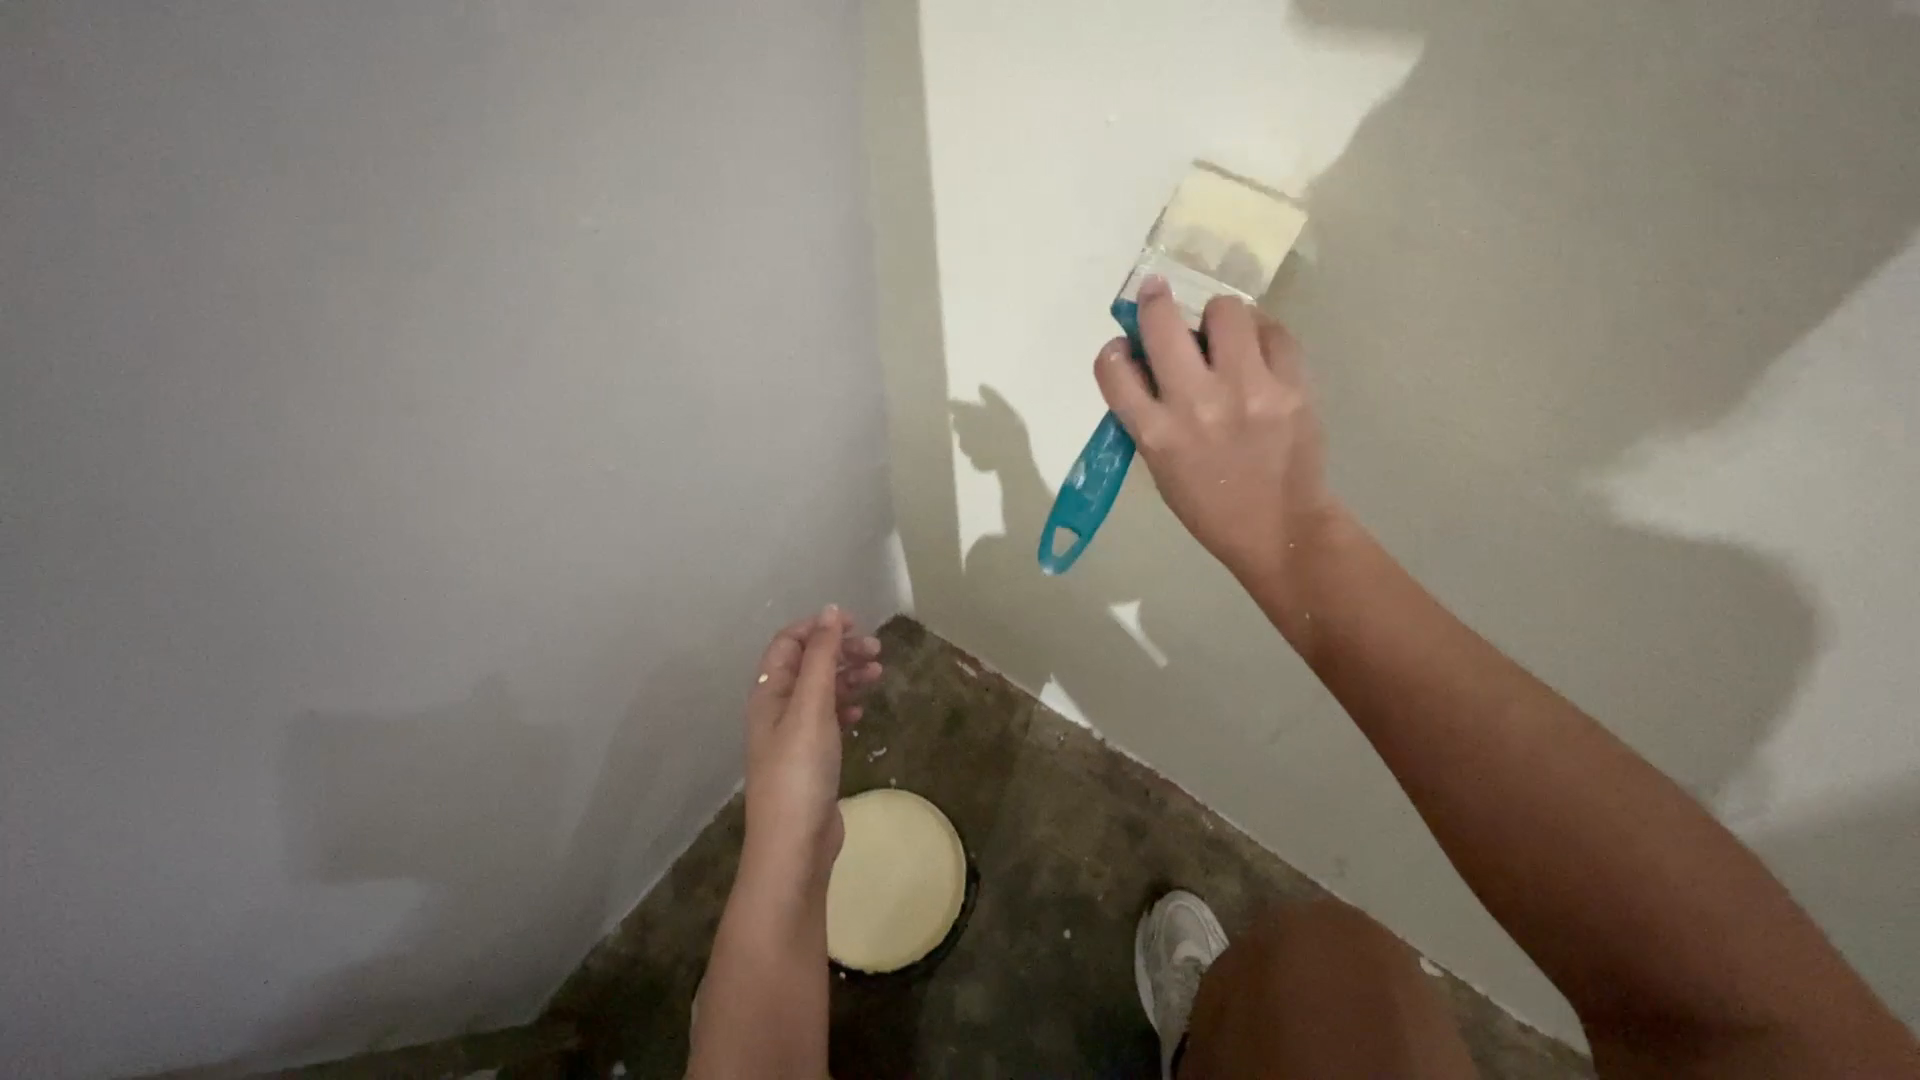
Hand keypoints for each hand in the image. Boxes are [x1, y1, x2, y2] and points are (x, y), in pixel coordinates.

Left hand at [741, 606, 882, 883]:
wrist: (794, 844)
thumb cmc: (800, 770)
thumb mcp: (811, 706)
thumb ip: (821, 657)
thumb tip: (830, 611)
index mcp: (769, 692)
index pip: (789, 643)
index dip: (819, 628)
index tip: (856, 625)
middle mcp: (777, 709)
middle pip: (808, 665)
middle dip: (840, 651)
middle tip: (877, 651)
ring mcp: (793, 736)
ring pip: (821, 692)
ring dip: (848, 677)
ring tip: (879, 674)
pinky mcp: (811, 759)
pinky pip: (829, 719)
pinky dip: (846, 707)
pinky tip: (862, 711)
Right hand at [1095, 275, 1340, 591]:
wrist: (1279, 528)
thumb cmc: (1209, 504)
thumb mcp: (1160, 466)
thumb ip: (1148, 414)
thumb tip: (1145, 358)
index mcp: (1155, 433)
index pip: (1113, 366)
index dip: (1115, 349)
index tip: (1125, 346)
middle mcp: (1196, 404)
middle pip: (1162, 322)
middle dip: (1156, 300)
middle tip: (1158, 294)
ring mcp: (1248, 390)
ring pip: (1225, 310)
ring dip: (1216, 316)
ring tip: (1222, 335)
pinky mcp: (1292, 385)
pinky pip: (1273, 331)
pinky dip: (1260, 334)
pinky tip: (1257, 351)